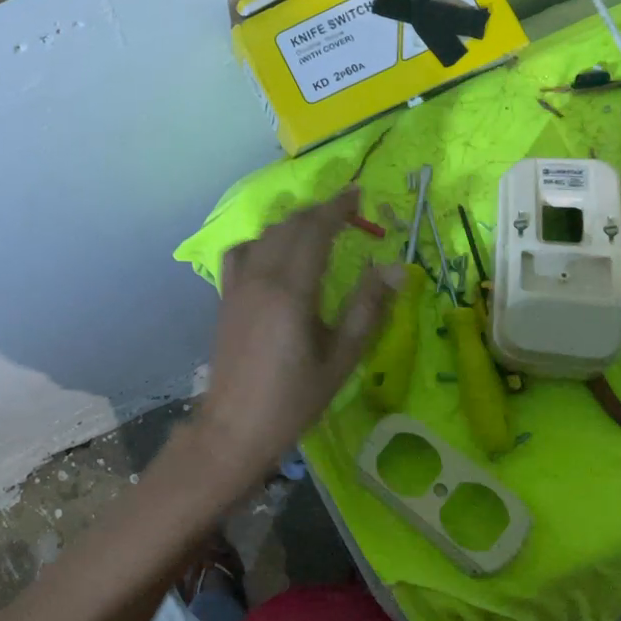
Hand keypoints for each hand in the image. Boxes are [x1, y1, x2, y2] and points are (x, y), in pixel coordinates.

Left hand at [197, 188, 397, 476]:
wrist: (236, 426)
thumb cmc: (295, 399)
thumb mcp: (342, 358)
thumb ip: (368, 308)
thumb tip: (396, 267)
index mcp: (291, 290)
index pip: (315, 231)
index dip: (337, 208)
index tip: (358, 194)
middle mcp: (260, 277)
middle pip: (289, 227)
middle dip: (318, 211)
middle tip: (346, 209)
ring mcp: (237, 286)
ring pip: (264, 236)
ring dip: (291, 223)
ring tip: (316, 227)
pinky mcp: (225, 298)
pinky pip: (241, 253)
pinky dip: (261, 241)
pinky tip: (274, 252)